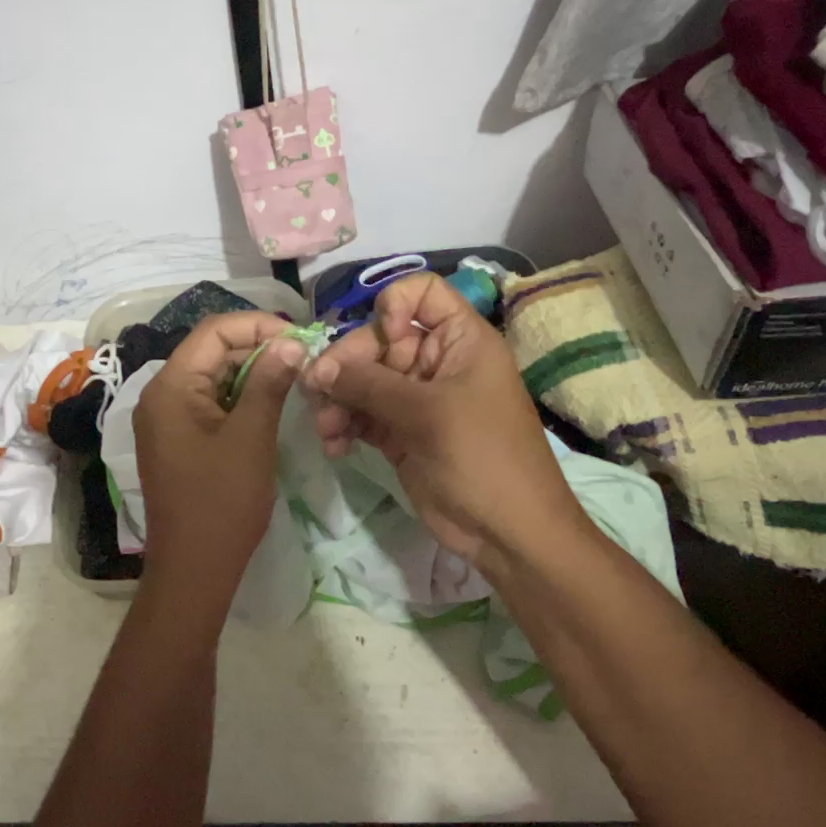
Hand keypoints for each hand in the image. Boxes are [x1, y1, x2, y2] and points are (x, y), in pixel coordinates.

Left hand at [134, 312, 305, 602]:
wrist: (193, 570)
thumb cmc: (222, 502)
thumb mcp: (251, 437)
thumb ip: (268, 383)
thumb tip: (289, 342)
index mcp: (171, 386)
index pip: (214, 331)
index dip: (258, 325)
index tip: (300, 338)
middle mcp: (161, 394)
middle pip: (210, 350)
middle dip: (257, 347)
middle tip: (302, 359)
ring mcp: (166, 418)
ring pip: (211, 375)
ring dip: (251, 371)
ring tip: (292, 378)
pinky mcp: (176, 439)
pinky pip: (208, 401)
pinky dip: (239, 396)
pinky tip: (269, 404)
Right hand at [305, 274, 581, 565]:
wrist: (508, 533)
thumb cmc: (482, 457)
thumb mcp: (426, 413)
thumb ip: (368, 384)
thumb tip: (318, 368)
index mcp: (461, 340)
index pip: (422, 293)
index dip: (393, 305)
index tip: (379, 337)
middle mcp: (437, 362)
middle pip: (380, 340)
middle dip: (347, 364)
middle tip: (317, 389)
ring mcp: (418, 399)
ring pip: (365, 379)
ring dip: (339, 399)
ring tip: (325, 428)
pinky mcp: (401, 432)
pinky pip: (363, 414)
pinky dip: (345, 424)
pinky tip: (334, 444)